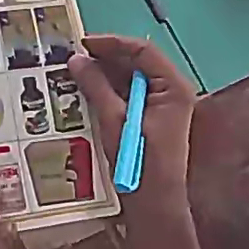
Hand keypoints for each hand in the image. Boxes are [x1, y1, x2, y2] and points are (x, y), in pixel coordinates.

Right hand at [65, 34, 195, 212]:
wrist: (154, 205)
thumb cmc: (139, 160)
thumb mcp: (113, 119)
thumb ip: (95, 85)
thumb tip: (75, 59)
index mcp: (173, 87)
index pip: (142, 51)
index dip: (111, 43)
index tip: (83, 44)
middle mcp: (172, 92)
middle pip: (138, 63)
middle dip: (106, 58)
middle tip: (74, 58)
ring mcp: (163, 107)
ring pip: (131, 79)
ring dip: (105, 74)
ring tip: (75, 73)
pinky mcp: (152, 120)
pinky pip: (129, 95)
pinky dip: (109, 90)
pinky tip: (87, 91)